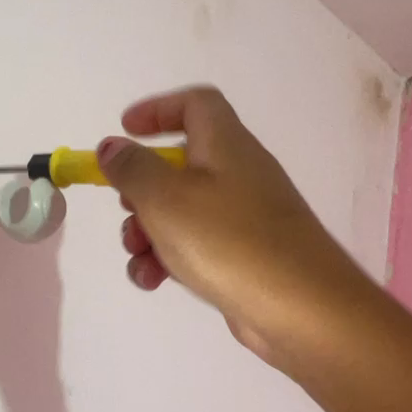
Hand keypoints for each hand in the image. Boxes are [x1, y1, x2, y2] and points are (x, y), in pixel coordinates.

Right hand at [101, 85, 370, 376]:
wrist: (299, 306)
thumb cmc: (228, 241)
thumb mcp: (165, 199)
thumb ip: (133, 169)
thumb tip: (112, 146)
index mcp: (225, 145)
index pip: (195, 104)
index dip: (157, 110)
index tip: (124, 131)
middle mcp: (238, 173)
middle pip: (179, 166)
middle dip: (141, 191)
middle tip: (127, 212)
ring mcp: (243, 218)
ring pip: (181, 213)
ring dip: (148, 233)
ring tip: (139, 259)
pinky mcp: (243, 256)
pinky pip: (196, 247)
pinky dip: (170, 259)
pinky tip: (155, 282)